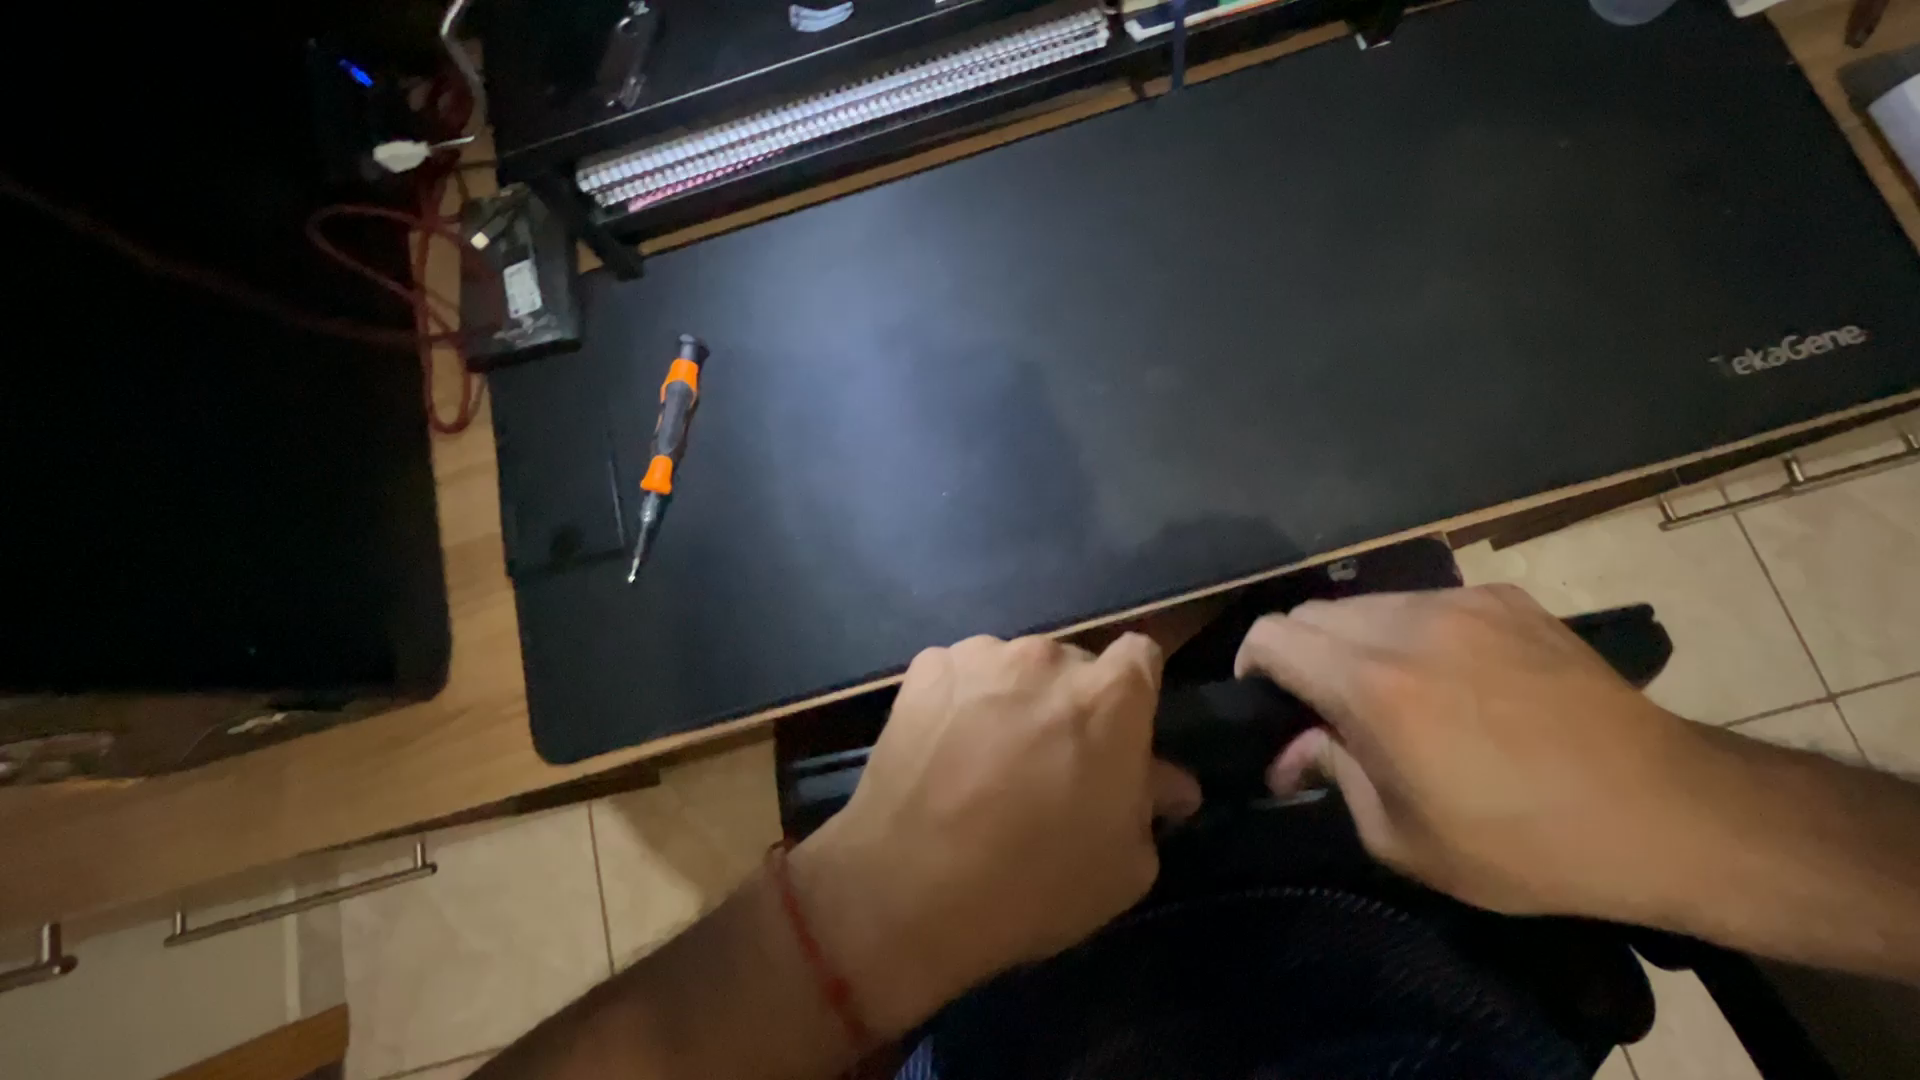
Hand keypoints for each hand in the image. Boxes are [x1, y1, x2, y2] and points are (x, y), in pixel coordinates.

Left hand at [792, 633, 1200, 1033]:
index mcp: (1109, 696)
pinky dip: (962, 700)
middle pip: (1072, 664)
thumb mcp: (1123, 864)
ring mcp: (981, 656)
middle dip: (1070, 702)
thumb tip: (1167, 780)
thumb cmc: (1035, 883)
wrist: (909, 888)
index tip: (1119, 730)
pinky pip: (961, 674)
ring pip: (1014, 667)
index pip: (1141, 654)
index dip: (1134, 691)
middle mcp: (1047, 658)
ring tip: (987, 755)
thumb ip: (1150, 802)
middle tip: (1049, 758)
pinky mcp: (925, 667)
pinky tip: (945, 747)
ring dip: (1014, 698)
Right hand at [1235, 585, 1704, 919]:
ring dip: (1356, 642)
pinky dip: (1413, 633)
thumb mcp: (1402, 837)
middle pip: (1313, 613)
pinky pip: (1427, 602)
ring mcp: (1461, 604)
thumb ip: (1331, 774)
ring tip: (1394, 690)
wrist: (1670, 813)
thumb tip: (1292, 750)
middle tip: (1330, 707)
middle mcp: (1406, 626)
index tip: (1266, 700)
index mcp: (1372, 686)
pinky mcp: (1505, 599)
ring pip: (1367, 603)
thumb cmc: (1523, 843)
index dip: (1252, 665)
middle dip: (1303, 656)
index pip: (1272, 636)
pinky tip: (1454, 675)